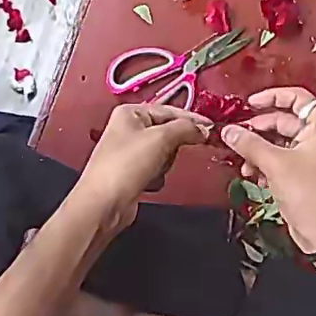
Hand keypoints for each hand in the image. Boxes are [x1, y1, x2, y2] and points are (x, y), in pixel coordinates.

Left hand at [70, 104, 212, 238]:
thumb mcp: (161, 138)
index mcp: (130, 112)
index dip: (191, 119)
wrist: (104, 205)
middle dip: (173, 145)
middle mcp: (128, 129)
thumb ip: (186, 128)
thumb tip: (204, 129)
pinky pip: (157, 168)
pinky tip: (149, 182)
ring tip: (154, 170)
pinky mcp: (132, 172)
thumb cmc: (126, 166)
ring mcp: (129, 151)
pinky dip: (157, 175)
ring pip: (165, 151)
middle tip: (170, 154)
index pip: (169, 110)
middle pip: (168, 131)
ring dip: (165, 163)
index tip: (211, 127)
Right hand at [220, 87, 315, 254]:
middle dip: (259, 129)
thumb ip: (250, 143)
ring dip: (258, 149)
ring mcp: (313, 156)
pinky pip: (281, 158)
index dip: (272, 97)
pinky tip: (252, 174)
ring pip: (279, 141)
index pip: (298, 98)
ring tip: (243, 161)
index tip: (250, 104)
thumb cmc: (308, 194)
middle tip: (237, 136)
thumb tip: (228, 131)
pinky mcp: (304, 173)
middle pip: (285, 120)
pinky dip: (265, 163)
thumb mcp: (275, 164)